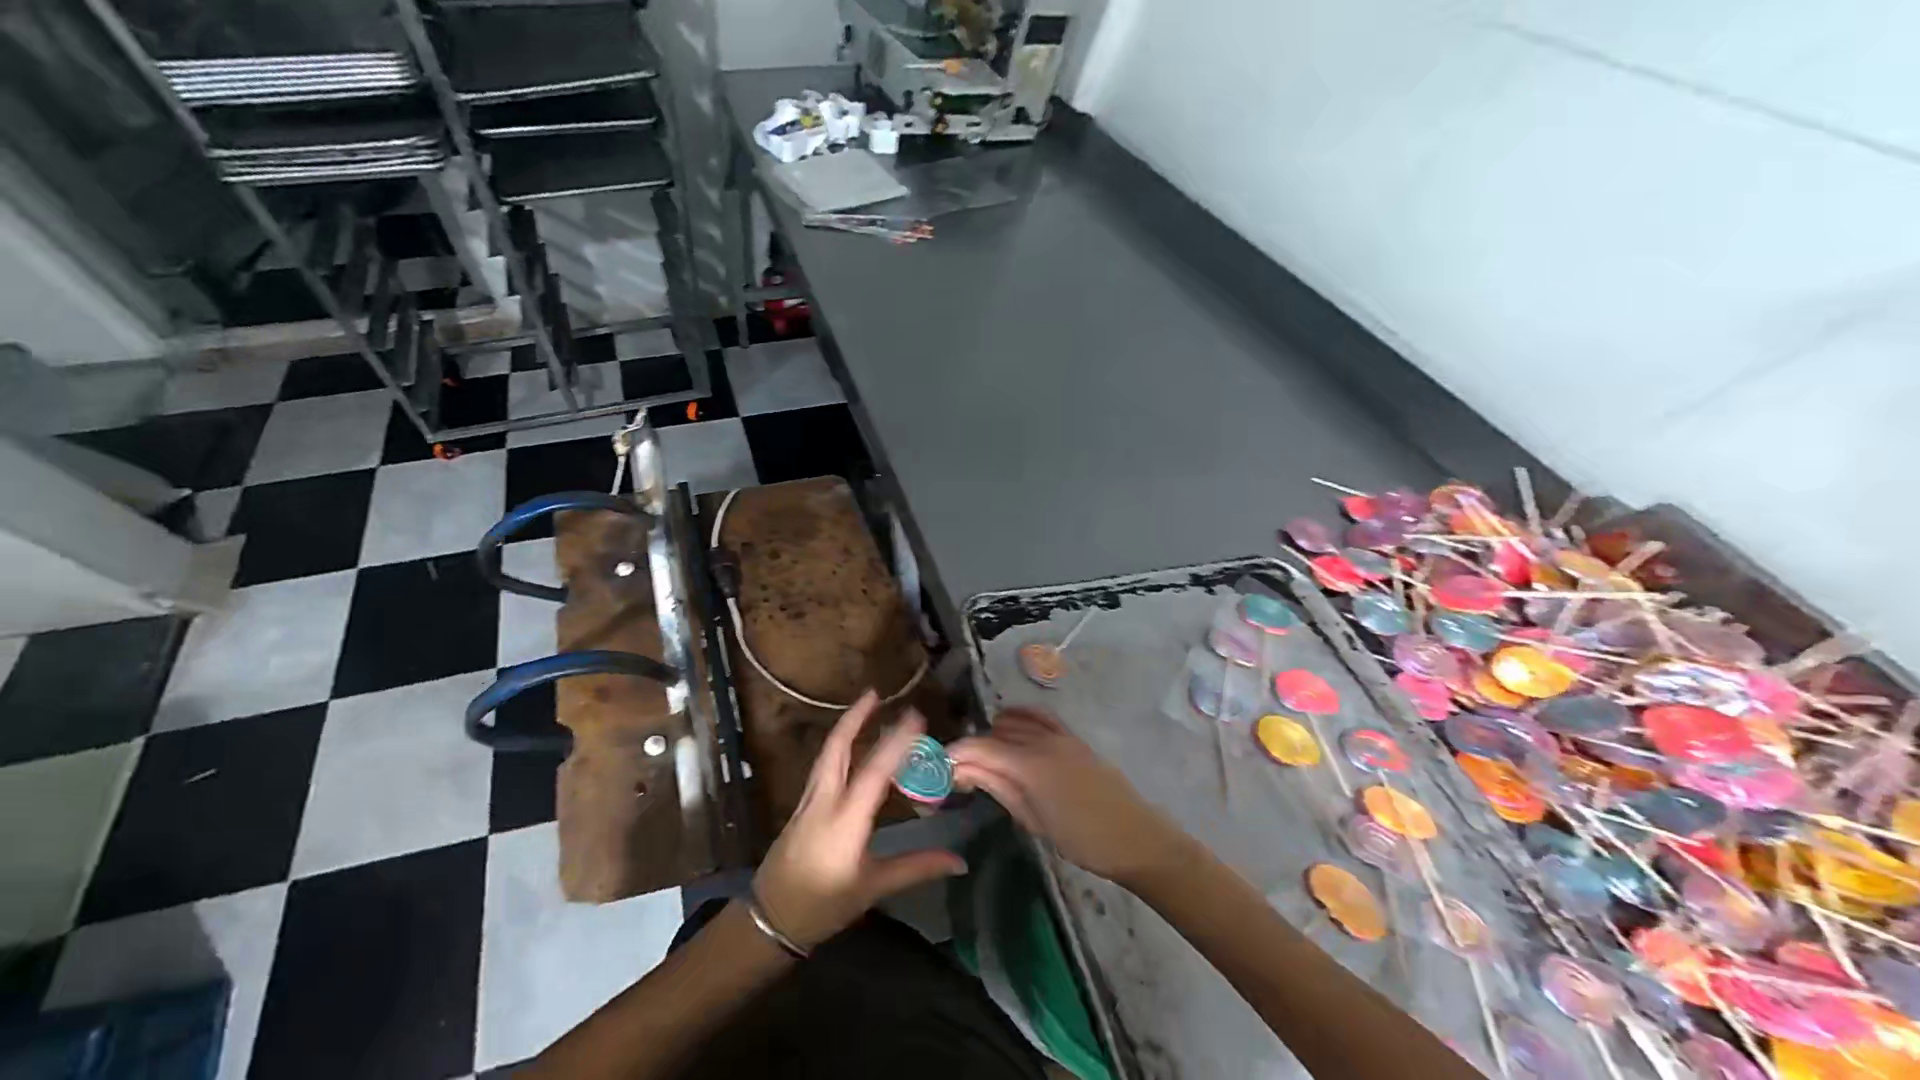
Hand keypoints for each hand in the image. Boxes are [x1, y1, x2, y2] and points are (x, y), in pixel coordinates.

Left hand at [752, 690, 967, 950]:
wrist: (770, 920)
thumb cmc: (824, 905)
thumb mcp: (873, 887)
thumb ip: (916, 868)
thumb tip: (960, 860)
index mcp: (845, 819)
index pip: (874, 771)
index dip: (896, 742)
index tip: (915, 717)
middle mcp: (824, 801)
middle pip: (837, 749)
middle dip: (856, 719)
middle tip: (874, 693)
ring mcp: (808, 802)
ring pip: (827, 754)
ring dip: (846, 729)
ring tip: (865, 708)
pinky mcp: (801, 808)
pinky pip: (823, 767)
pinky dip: (839, 748)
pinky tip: (849, 747)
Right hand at [949, 707, 1190, 887]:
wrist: (1136, 838)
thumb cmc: (1083, 839)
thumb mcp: (1033, 819)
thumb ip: (998, 788)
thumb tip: (963, 770)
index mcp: (1031, 764)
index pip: (981, 747)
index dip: (957, 754)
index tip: (941, 768)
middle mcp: (1044, 741)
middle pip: (997, 731)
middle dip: (975, 746)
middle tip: (963, 772)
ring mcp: (1061, 736)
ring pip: (1017, 720)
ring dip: (996, 732)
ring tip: (986, 757)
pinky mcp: (1074, 738)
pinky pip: (1041, 717)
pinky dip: (1020, 718)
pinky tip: (1011, 728)